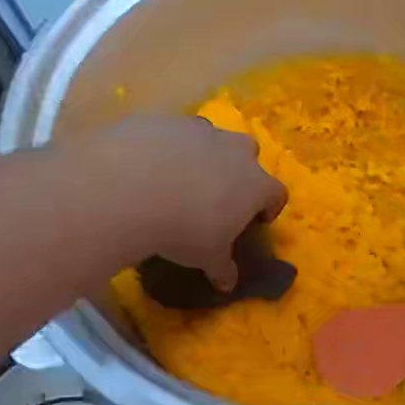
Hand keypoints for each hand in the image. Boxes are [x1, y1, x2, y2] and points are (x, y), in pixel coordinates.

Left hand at [105, 114, 287, 289]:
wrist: (128, 189)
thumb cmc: (185, 229)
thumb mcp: (208, 258)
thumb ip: (223, 268)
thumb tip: (227, 284)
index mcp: (255, 184)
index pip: (276, 193)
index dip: (269, 207)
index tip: (257, 221)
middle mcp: (233, 150)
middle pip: (248, 152)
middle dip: (238, 170)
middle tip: (219, 195)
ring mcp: (197, 130)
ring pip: (210, 138)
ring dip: (203, 155)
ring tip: (180, 181)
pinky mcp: (161, 120)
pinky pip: (171, 133)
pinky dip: (166, 148)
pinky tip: (147, 169)